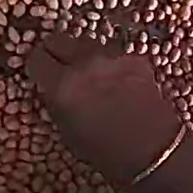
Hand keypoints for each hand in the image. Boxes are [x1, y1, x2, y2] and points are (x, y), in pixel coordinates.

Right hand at [25, 34, 182, 182]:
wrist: (156, 151)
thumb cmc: (107, 153)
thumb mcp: (69, 133)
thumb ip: (55, 104)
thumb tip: (49, 89)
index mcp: (63, 85)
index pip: (36, 58)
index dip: (36, 67)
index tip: (38, 74)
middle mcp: (86, 63)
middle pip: (59, 40)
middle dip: (55, 53)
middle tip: (59, 69)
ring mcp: (114, 57)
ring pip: (87, 43)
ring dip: (83, 56)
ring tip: (89, 76)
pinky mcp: (136, 59)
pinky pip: (114, 54)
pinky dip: (109, 64)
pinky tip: (116, 83)